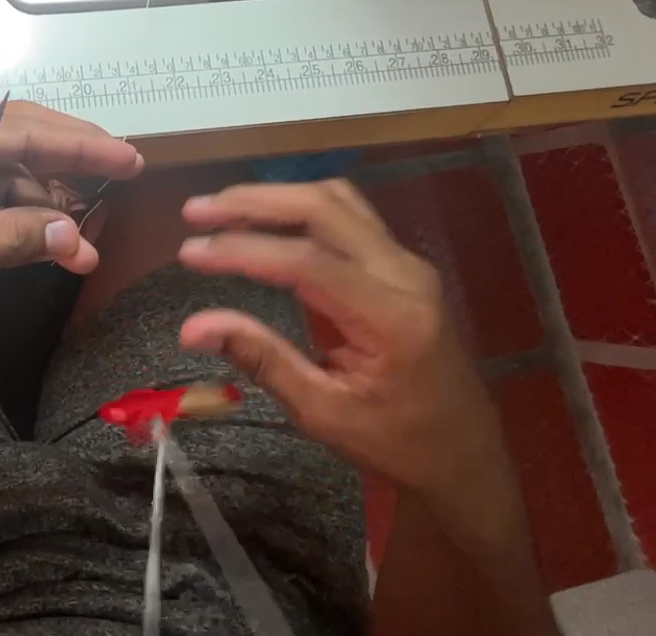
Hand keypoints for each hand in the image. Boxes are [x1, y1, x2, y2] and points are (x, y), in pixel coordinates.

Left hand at [0, 101, 141, 389]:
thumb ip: (21, 235)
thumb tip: (78, 236)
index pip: (24, 128)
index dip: (81, 146)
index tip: (129, 158)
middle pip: (16, 144)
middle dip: (67, 170)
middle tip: (122, 178)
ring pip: (0, 175)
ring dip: (41, 208)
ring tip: (85, 243)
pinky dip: (12, 220)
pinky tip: (49, 243)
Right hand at [174, 181, 506, 504]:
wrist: (467, 456)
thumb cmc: (397, 444)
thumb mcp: (324, 412)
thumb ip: (261, 358)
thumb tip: (192, 327)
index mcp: (392, 318)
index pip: (306, 261)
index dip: (243, 249)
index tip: (188, 252)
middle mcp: (405, 274)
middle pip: (322, 208)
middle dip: (253, 202)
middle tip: (195, 212)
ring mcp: (406, 262)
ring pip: (335, 200)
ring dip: (274, 197)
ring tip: (220, 210)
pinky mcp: (398, 262)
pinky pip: (345, 214)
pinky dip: (296, 208)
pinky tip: (262, 218)